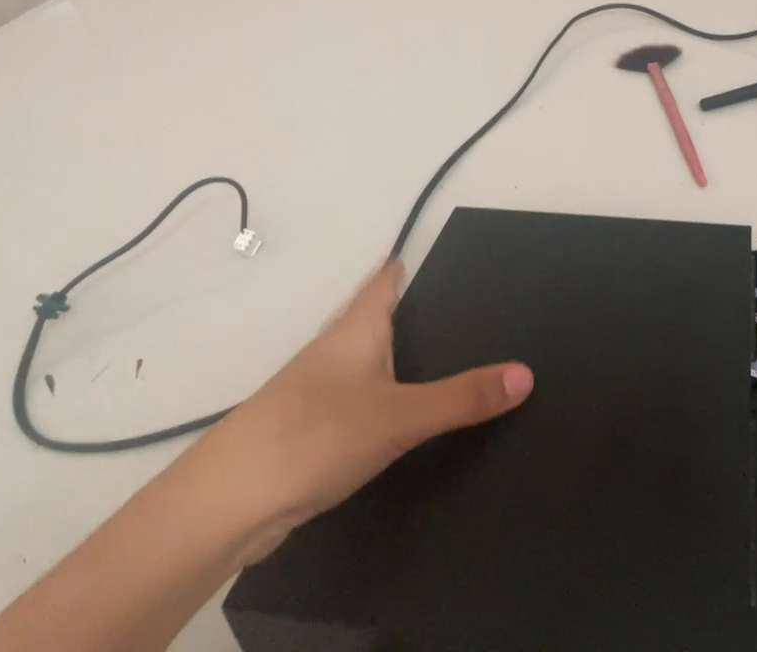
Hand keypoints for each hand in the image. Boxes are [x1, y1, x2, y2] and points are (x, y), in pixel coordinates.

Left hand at [188, 260, 534, 560]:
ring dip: (398, 360)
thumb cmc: (315, 434)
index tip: (430, 253)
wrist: (229, 503)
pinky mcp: (313, 434)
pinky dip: (388, 401)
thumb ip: (463, 396)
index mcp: (354, 332)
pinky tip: (410, 421)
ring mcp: (318, 395)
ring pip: (368, 365)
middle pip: (373, 321)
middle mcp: (334, 354)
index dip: (403, 267)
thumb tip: (527, 373)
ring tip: (446, 361)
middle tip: (458, 310)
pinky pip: (362, 404)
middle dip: (408, 313)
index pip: (382, 284)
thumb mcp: (401, 414)